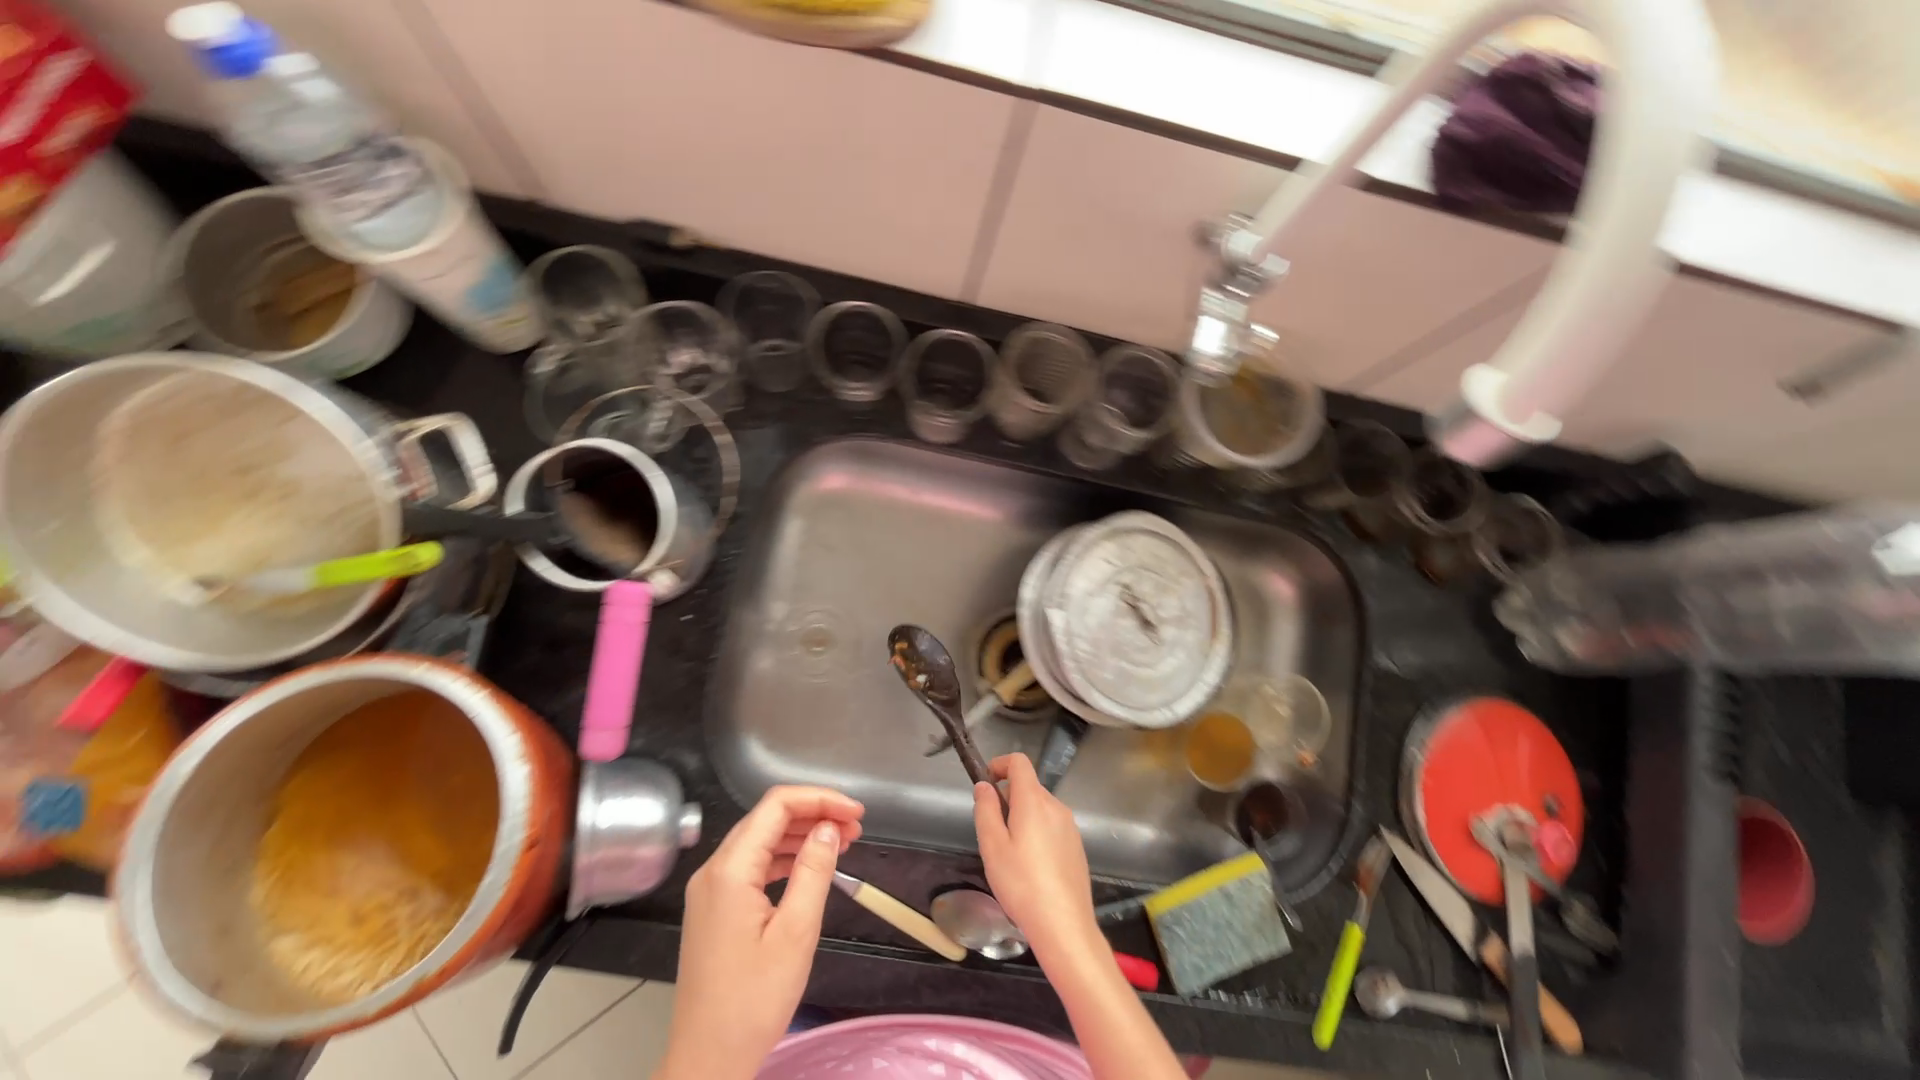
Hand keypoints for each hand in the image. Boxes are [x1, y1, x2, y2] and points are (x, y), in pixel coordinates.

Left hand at [658, 786, 864, 1079]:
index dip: (820, 799)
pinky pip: (752, 866)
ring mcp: (710, 890)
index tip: (857, 814)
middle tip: (856, 830)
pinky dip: (784, 859)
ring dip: (801, 836)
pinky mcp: (714, 909)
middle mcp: (713, 870)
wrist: (707, 1059)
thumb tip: (829, 828)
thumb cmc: (753, 1000)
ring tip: (843, 845)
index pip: (776, 806)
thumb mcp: (796, 933)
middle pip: (766, 819)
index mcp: (729, 870)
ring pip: (760, 841)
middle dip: (814, 814)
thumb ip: (814, 872)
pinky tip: (811, 868)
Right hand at [972, 754, 1101, 962]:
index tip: (985, 784)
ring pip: (1040, 808)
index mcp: (1034, 802)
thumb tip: (985, 786)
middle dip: (1007, 797)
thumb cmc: (1021, 884)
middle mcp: (1056, 807)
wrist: (1063, 924)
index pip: (1019, 762)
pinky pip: (1052, 826)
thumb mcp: (992, 846)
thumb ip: (986, 810)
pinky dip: (1036, 831)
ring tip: (1009, 853)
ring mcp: (1070, 827)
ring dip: (1022, 816)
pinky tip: (1030, 866)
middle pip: (1029, 786)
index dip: (999, 764)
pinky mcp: (1076, 846)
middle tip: (991, 830)